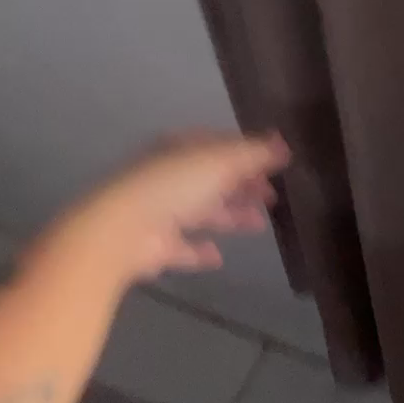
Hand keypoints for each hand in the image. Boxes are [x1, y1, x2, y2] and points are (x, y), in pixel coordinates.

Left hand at [42, 132, 290, 284]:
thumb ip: (255, 153)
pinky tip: (218, 257)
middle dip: (243, 187)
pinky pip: (181, 247)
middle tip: (272, 197)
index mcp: (181, 149)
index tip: (276, 166)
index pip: (220, 146)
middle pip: (213, 179)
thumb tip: (285, 145)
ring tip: (259, 225)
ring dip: (230, 217)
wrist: (118, 232)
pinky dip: (200, 251)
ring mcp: (158, 212)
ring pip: (201, 212)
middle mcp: (168, 176)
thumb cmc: (174, 185)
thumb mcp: (221, 160)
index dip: (250, 155)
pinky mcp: (152, 246)